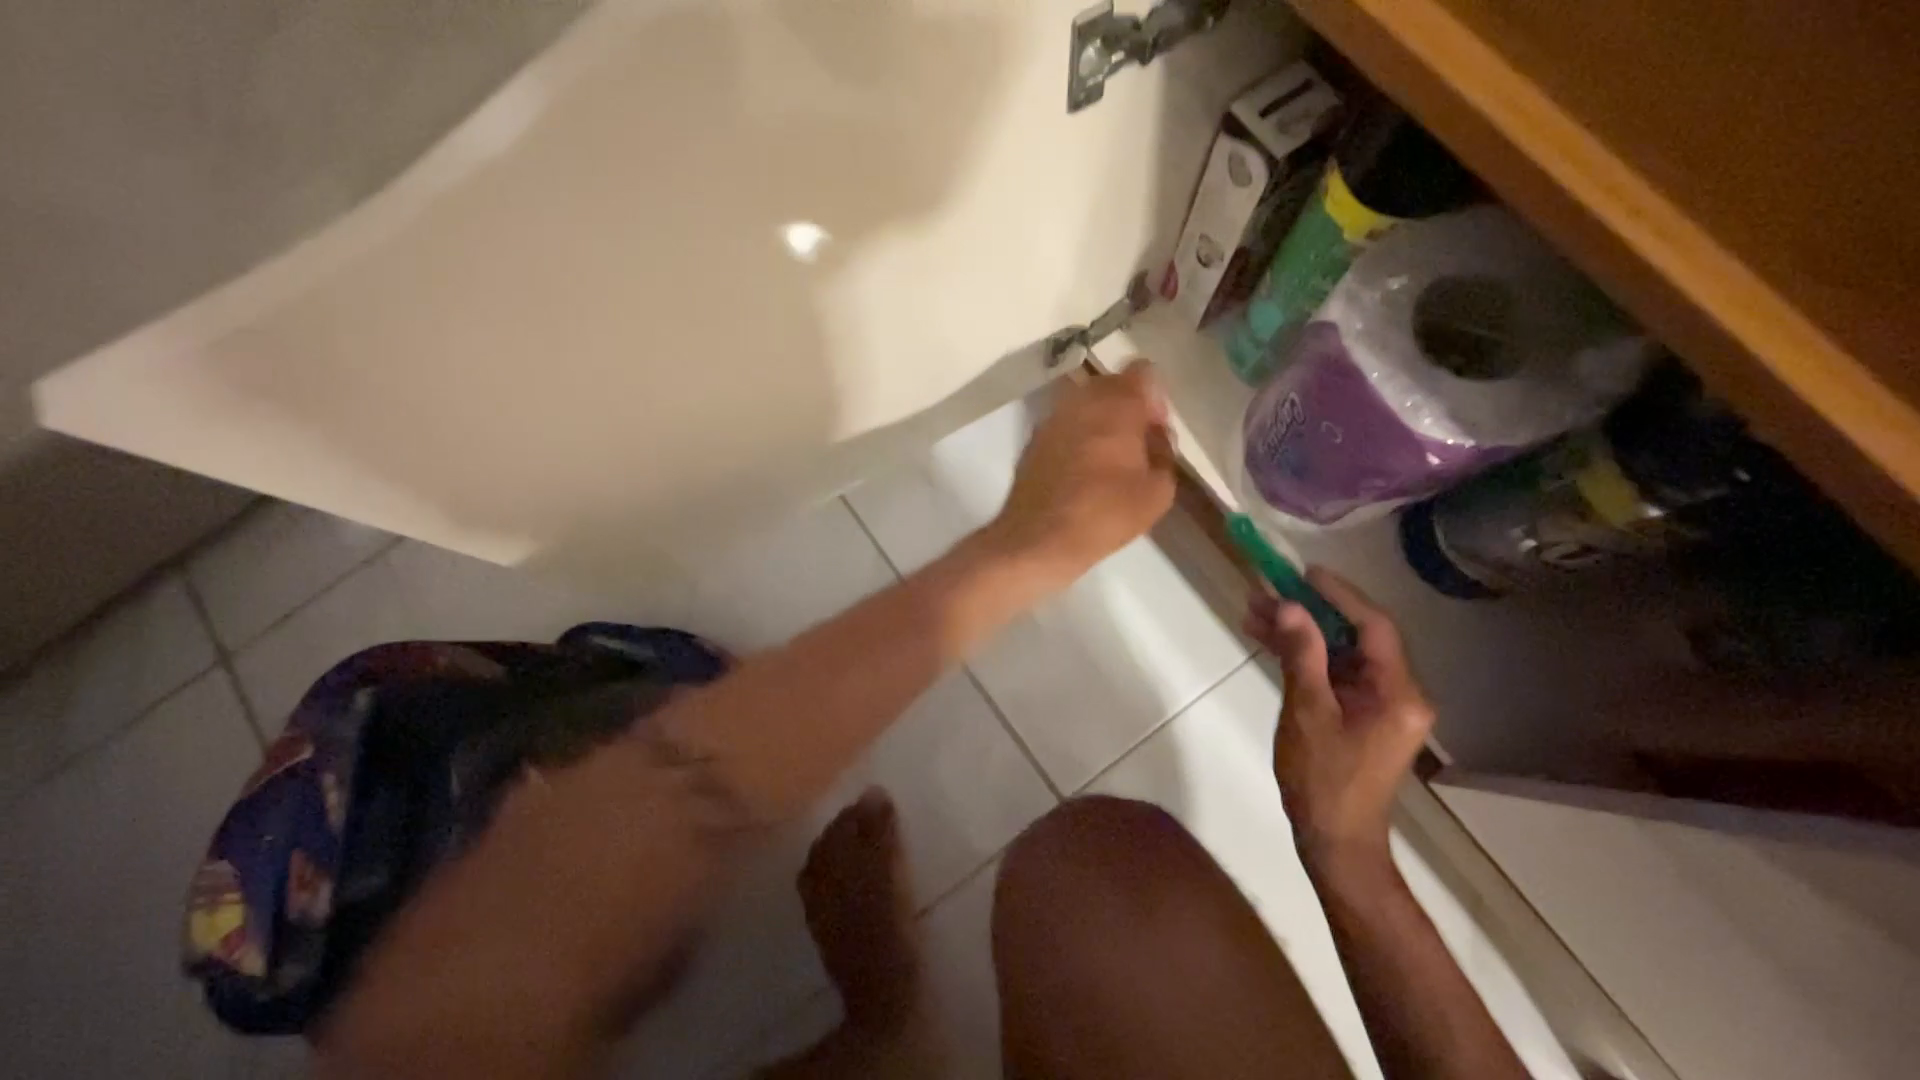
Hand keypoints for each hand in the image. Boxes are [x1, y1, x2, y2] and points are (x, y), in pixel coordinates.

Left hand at [983, 362, 1175, 587]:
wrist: (1038, 540)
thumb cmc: (1105, 514)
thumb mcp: (1158, 491)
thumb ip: (1164, 452)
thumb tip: (1155, 436)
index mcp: (1117, 403)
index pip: (1144, 372)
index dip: (1155, 398)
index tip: (1155, 430)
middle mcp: (1081, 400)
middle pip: (1112, 385)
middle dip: (1128, 408)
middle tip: (1136, 446)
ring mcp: (1052, 418)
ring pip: (1085, 405)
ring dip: (1101, 423)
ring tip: (1109, 461)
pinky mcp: (1033, 440)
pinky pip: (1065, 426)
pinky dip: (1077, 438)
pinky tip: (1083, 472)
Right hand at [1243, 567, 1433, 870]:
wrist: (1334, 840)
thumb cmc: (1322, 780)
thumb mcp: (1306, 713)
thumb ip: (1301, 655)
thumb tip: (1288, 606)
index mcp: (1398, 693)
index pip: (1374, 627)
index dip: (1338, 595)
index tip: (1303, 574)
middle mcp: (1399, 694)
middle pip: (1355, 637)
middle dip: (1309, 612)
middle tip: (1265, 591)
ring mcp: (1381, 706)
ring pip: (1340, 654)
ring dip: (1300, 634)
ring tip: (1254, 612)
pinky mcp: (1362, 716)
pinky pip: (1335, 675)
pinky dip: (1305, 659)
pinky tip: (1268, 641)